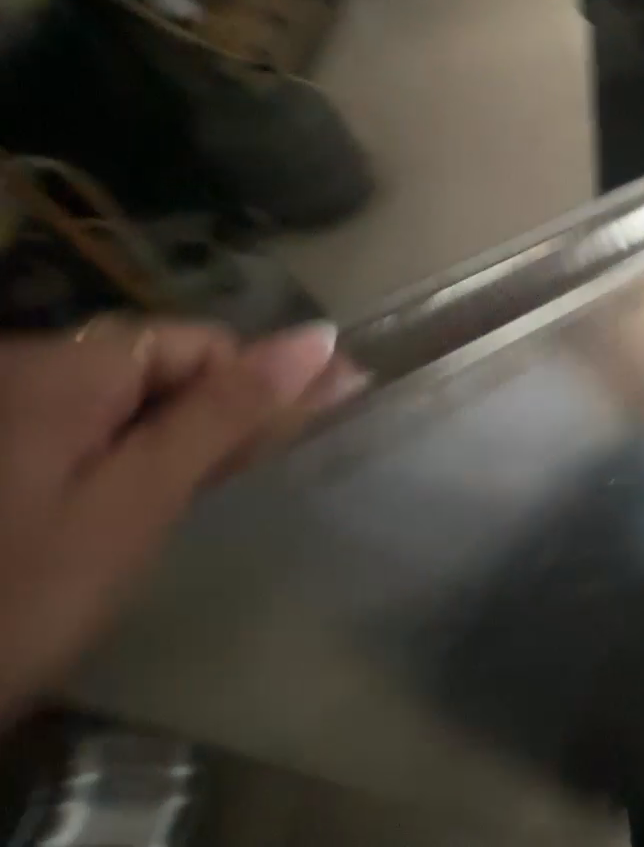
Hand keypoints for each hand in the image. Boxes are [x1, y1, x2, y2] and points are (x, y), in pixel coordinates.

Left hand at [0, 317, 363, 724]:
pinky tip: (137, 499)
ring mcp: (3, 416)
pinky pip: (87, 431)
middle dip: (221, 411)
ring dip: (181, 437)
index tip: (303, 433)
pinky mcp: (0, 458)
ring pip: (129, 402)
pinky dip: (131, 457)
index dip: (259, 382)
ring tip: (195, 492)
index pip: (200, 343)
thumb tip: (320, 338)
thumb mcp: (141, 499)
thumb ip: (230, 412)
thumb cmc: (20, 595)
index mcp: (54, 369)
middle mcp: (18, 372)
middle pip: (162, 367)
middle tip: (251, 472)